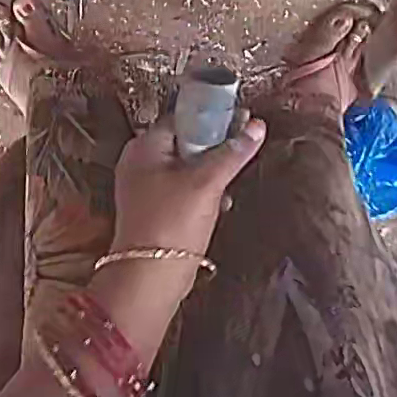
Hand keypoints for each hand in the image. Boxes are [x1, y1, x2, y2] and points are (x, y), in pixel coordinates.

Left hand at [110, 112, 266, 256]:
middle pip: (184, 142)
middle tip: (238, 153)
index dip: (211, 119)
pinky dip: (200, 192)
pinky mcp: (153, 209)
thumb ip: (233, 152)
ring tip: (229, 182)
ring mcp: (143, 187)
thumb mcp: (208, 182)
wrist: (150, 278)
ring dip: (209, 173)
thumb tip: (258, 126)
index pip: (181, 118)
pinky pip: (181, 189)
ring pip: (185, 167)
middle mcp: (138, 162)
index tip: (240, 123)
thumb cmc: (174, 221)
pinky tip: (219, 203)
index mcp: (144, 146)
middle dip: (213, 148)